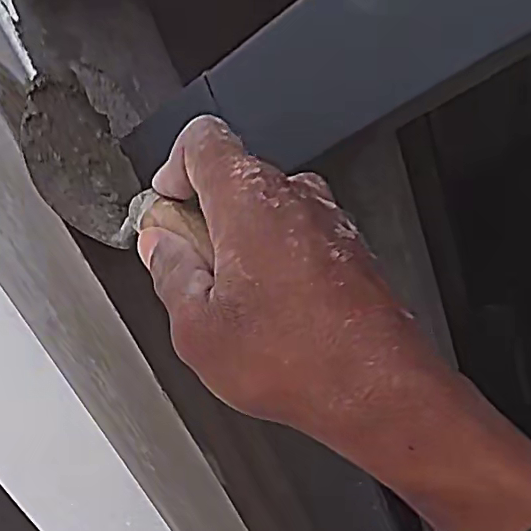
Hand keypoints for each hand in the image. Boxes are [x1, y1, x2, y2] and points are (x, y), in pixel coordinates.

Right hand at [138, 116, 530, 530]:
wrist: (369, 389)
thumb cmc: (294, 361)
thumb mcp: (197, 330)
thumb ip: (169, 275)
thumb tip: (160, 248)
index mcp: (248, 201)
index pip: (202, 141)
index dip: (171, 170)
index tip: (164, 207)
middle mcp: (295, 198)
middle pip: (232, 179)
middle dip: (201, 221)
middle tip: (187, 275)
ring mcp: (327, 224)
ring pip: (264, 215)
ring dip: (237, 249)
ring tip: (228, 309)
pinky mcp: (347, 253)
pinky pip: (294, 242)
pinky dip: (270, 266)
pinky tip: (265, 319)